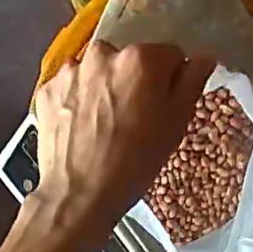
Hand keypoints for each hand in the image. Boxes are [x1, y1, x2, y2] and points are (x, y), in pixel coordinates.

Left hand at [31, 41, 214, 239]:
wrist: (77, 198)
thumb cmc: (132, 167)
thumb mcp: (173, 129)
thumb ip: (191, 85)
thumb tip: (203, 58)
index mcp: (141, 59)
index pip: (169, 56)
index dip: (170, 83)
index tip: (162, 110)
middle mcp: (104, 54)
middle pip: (130, 62)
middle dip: (134, 85)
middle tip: (132, 124)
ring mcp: (71, 71)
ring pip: (98, 73)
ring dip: (104, 91)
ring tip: (103, 129)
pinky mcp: (48, 91)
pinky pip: (71, 88)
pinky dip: (77, 103)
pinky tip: (81, 131)